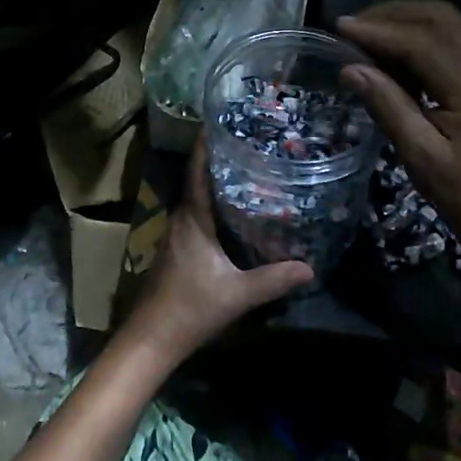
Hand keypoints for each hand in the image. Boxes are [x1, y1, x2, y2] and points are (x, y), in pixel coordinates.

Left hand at [121, 143, 314, 364]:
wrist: (151, 339)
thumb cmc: (190, 308)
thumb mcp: (238, 294)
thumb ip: (273, 279)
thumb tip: (310, 267)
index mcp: (192, 219)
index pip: (198, 171)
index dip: (206, 144)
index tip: (220, 121)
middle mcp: (181, 219)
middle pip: (200, 180)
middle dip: (220, 160)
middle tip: (250, 144)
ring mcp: (177, 235)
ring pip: (198, 199)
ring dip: (218, 183)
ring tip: (249, 170)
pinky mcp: (178, 249)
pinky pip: (198, 216)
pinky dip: (215, 205)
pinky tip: (236, 212)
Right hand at [336, 2, 460, 265]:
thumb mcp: (419, 154)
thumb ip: (387, 105)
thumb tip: (350, 68)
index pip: (420, 42)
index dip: (378, 31)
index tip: (340, 26)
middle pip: (439, 18)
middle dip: (394, 14)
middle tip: (354, 26)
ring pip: (448, 23)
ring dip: (407, 20)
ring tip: (369, 35)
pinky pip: (452, 40)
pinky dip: (420, 36)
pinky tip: (395, 55)